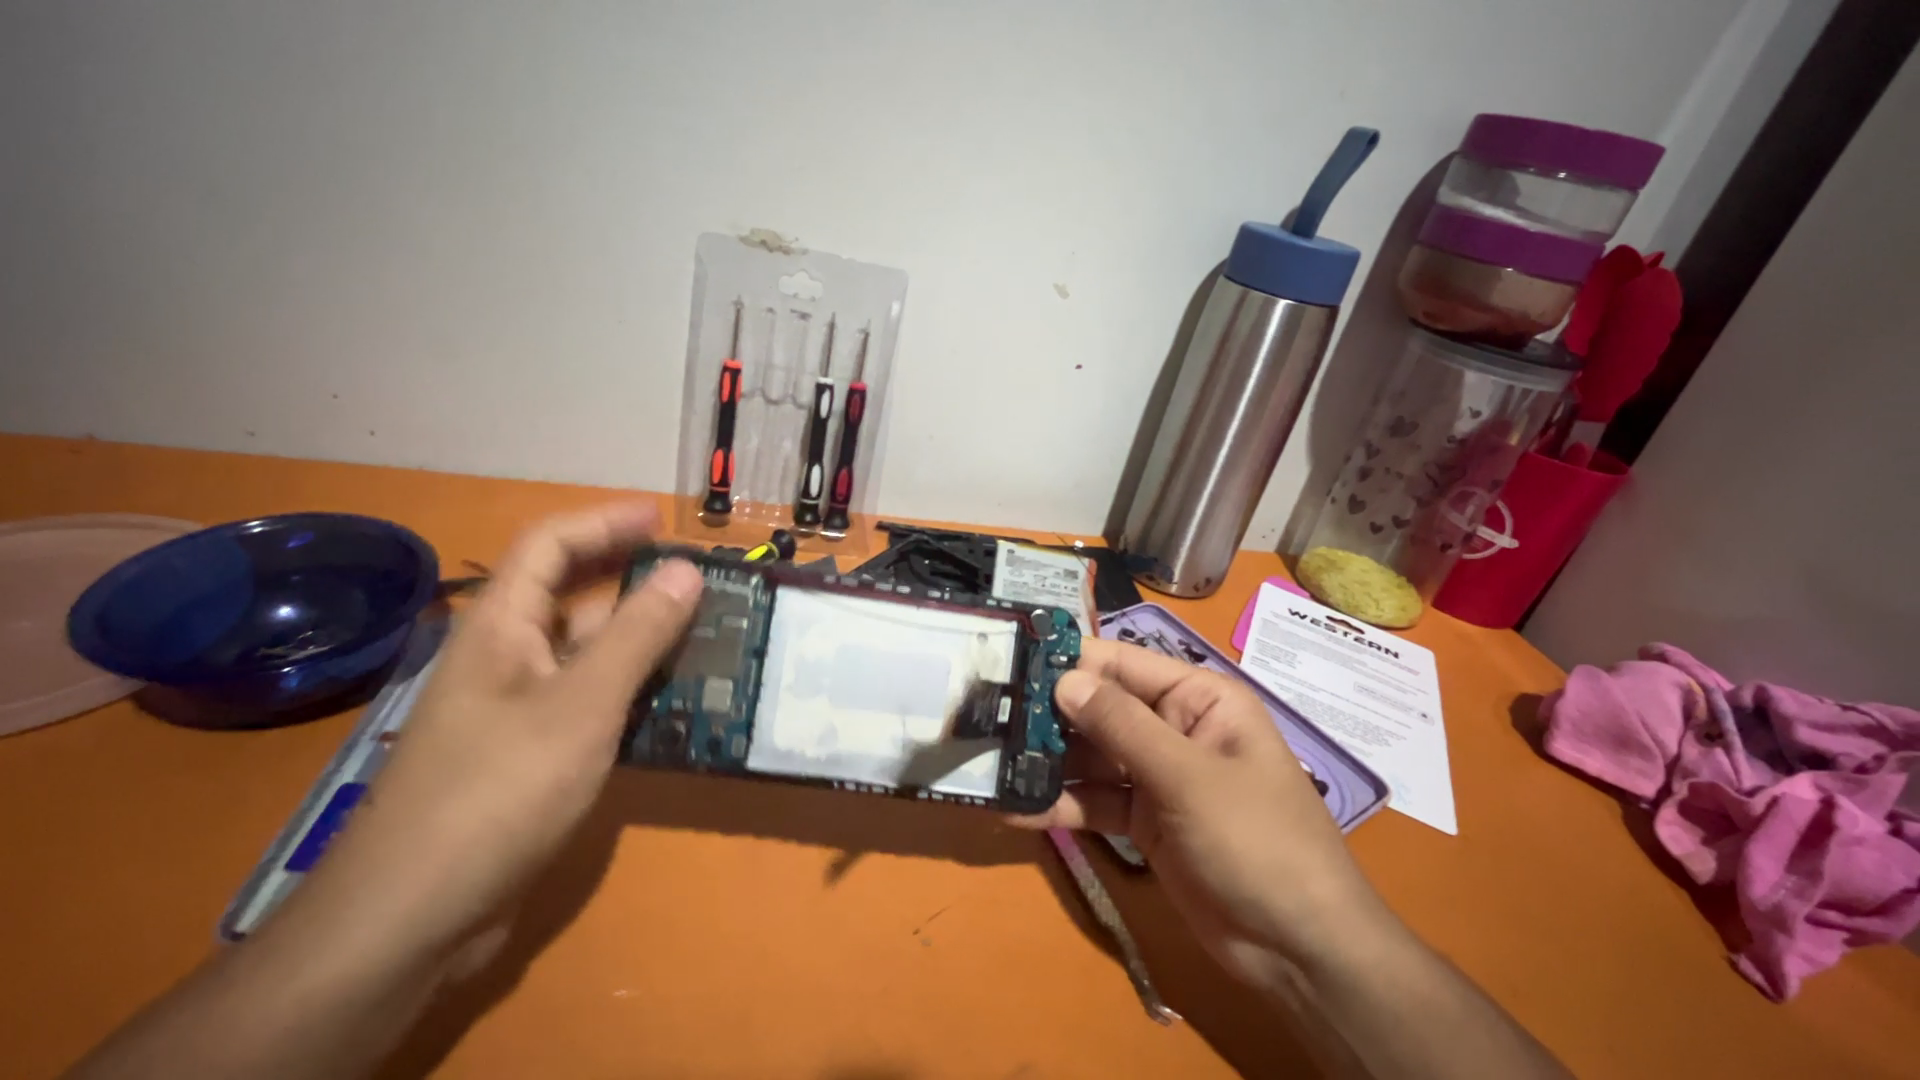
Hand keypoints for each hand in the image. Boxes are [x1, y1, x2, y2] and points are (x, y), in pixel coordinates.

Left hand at [284, 503, 703, 959]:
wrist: (414, 915)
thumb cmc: (497, 792)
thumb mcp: (580, 706)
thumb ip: (636, 635)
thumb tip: (684, 570)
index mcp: (501, 627)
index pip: (550, 545)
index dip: (606, 523)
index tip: (666, 522)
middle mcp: (506, 658)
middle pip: (573, 598)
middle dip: (637, 583)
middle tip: (706, 587)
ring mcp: (516, 711)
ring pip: (587, 656)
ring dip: (643, 644)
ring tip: (711, 642)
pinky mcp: (529, 759)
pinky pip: (589, 706)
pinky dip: (633, 697)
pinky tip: (680, 710)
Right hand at [1015, 638, 1390, 989]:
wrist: (1299, 947)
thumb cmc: (1257, 842)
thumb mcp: (1189, 778)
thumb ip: (1123, 727)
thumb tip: (1064, 680)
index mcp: (1199, 699)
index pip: (1123, 664)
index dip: (1069, 661)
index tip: (1008, 661)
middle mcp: (1175, 728)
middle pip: (1101, 710)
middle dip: (1048, 715)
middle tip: (985, 717)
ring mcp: (1158, 778)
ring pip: (1091, 757)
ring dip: (1046, 761)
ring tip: (988, 762)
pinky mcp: (1144, 822)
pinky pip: (1095, 802)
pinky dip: (1060, 804)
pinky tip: (1014, 808)